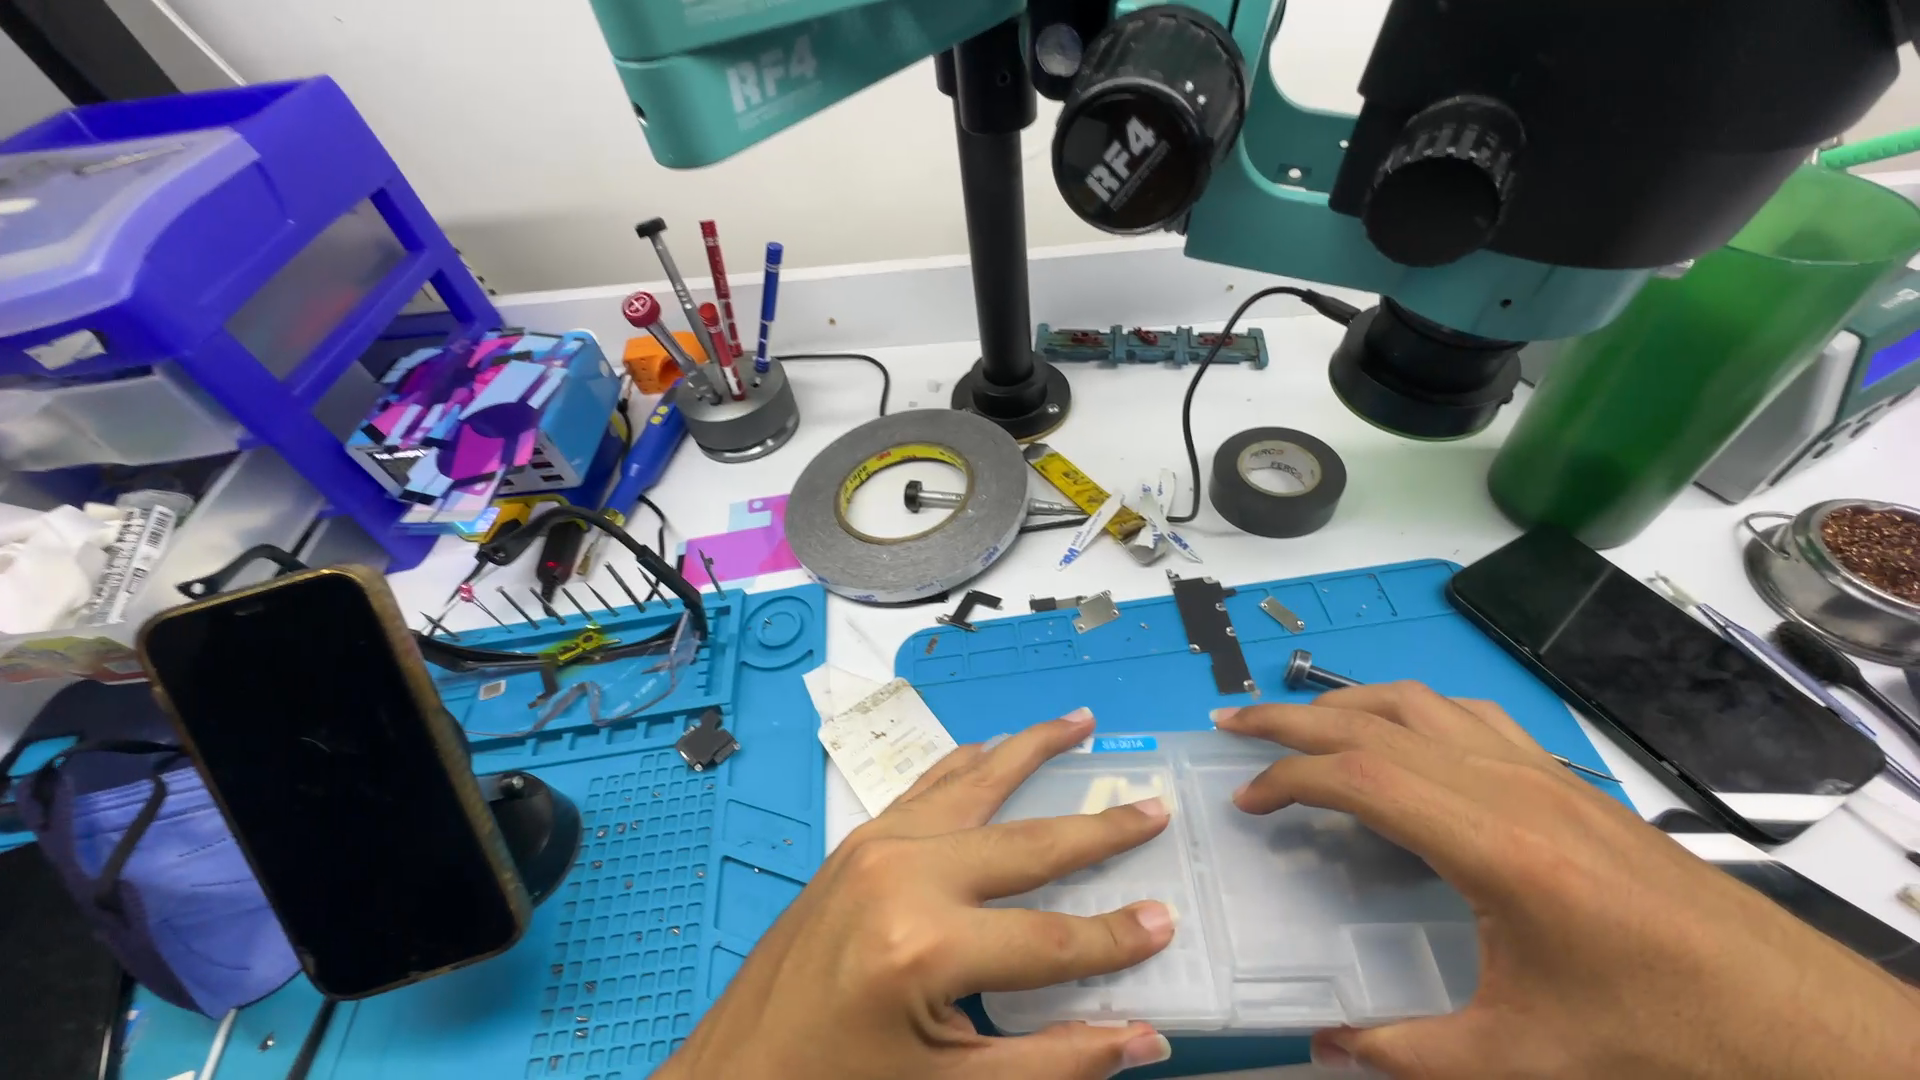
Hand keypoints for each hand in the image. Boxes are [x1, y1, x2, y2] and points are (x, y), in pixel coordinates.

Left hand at [661, 708, 1177, 1079]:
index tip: (1165, 922)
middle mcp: (907, 875)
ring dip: (1031, 750)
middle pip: (1027, 844)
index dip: (1115, 939)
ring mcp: (878, 845)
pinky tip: (994, 748)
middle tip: (1152, 809)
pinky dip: (968, 762)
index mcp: (929, 947)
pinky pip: (927, 785)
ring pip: (976, 783)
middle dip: (1098, 829)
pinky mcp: (859, 839)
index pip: (1052, 941)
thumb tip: (1142, 1039)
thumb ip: (1052, 1062)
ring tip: (1077, 723)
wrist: (736, 1070)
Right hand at [1216, 683, 1919, 1079]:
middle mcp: (1509, 784)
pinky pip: (1464, 712)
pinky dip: (1406, 708)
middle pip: (1373, 720)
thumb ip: (1408, 1052)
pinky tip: (1396, 737)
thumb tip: (1321, 1044)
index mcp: (1492, 844)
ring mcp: (1541, 770)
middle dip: (1289, 719)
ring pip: (1417, 700)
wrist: (1807, 1027)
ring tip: (1298, 723)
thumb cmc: (1661, 1038)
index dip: (1287, 779)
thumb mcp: (1523, 1060)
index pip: (1359, 776)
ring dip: (1345, 702)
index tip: (1247, 803)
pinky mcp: (1565, 776)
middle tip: (1232, 723)